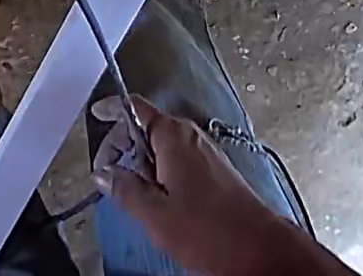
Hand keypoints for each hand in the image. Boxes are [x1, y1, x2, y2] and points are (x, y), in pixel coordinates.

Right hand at [92, 96, 352, 275]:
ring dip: (145, 164)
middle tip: (112, 174)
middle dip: (125, 146)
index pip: (134, 106)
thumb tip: (104, 173)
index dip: (111, 109)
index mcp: (172, 134)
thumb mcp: (157, 215)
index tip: (96, 116)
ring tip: (138, 195)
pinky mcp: (217, 172)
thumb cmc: (211, 231)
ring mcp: (206, 152)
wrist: (267, 255)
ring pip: (162, 147)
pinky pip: (179, 160)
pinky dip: (163, 173)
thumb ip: (125, 189)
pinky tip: (162, 201)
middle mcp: (189, 134)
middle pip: (145, 127)